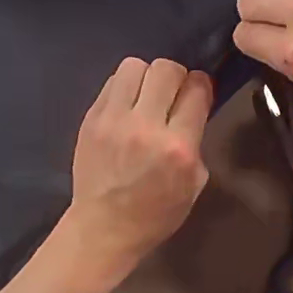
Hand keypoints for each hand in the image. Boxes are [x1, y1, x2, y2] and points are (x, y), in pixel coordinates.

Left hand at [61, 57, 211, 276]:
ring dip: (147, 76)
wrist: (103, 227)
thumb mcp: (194, 183)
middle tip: (173, 93)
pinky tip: (127, 106)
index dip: (202, 85)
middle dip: (177, 75)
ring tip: (147, 95)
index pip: (196, 89)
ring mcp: (113, 120)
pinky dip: (125, 87)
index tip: (199, 92)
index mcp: (177, 148)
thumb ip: (196, 141)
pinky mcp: (91, 118)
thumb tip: (194, 108)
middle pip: (166, 68)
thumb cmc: (155, 213)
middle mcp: (145, 127)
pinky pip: (112, 82)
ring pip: (135, 65)